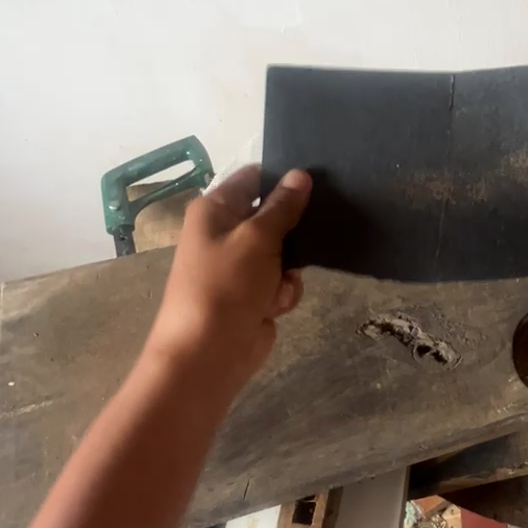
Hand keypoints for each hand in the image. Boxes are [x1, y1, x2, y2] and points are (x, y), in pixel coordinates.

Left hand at [145, 165, 311, 390]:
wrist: (209, 354)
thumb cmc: (226, 285)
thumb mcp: (258, 237)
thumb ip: (283, 205)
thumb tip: (301, 174)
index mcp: (215, 210)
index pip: (254, 177)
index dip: (283, 177)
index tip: (318, 177)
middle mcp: (226, 232)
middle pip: (273, 213)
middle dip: (294, 224)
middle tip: (317, 224)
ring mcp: (240, 263)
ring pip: (285, 248)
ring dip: (291, 264)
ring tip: (283, 280)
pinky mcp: (254, 291)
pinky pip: (283, 278)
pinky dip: (284, 290)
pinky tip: (275, 304)